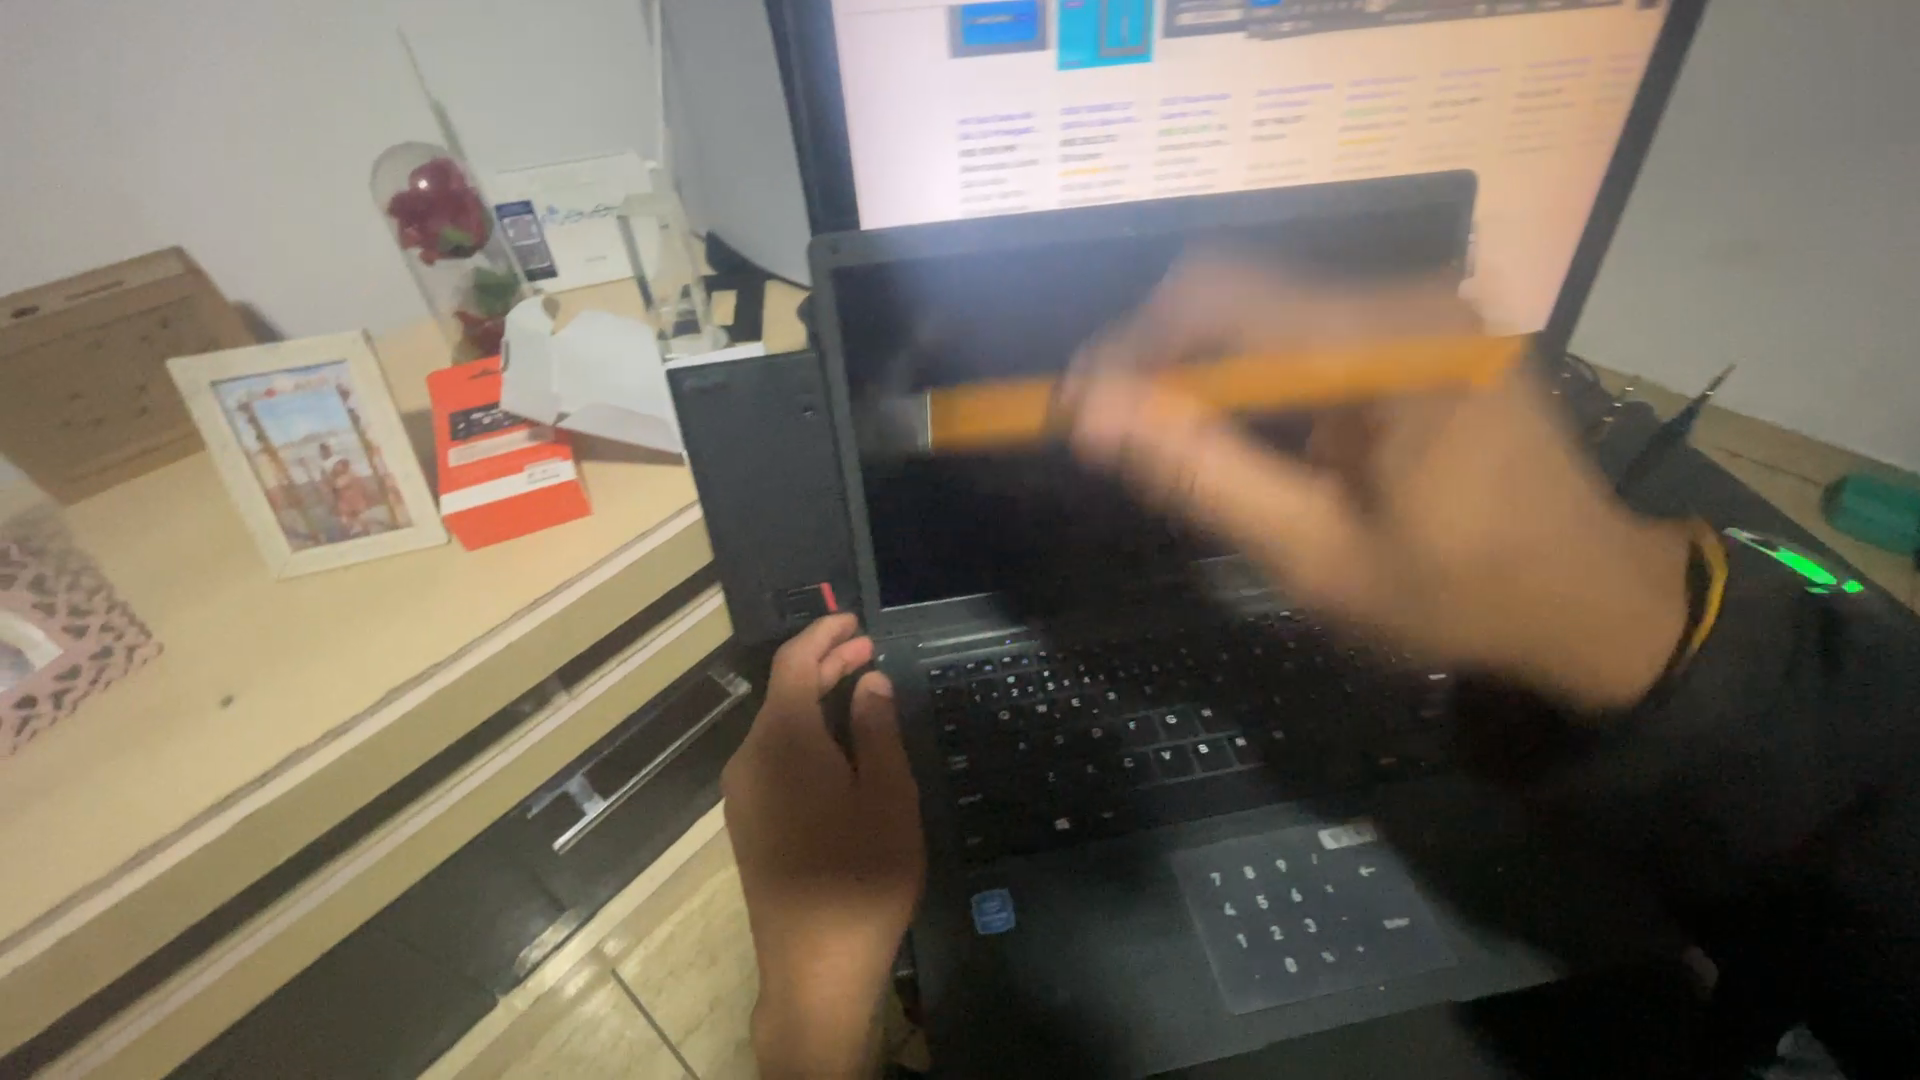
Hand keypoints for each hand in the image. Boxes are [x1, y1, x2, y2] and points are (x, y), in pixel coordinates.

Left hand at [721, 614, 924, 1076]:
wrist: (814, 969)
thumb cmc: (861, 875)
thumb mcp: (887, 795)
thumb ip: (876, 728)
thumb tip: (868, 681)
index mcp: (783, 742)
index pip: (793, 664)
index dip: (823, 634)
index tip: (856, 620)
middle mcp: (750, 758)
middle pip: (784, 691)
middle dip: (825, 664)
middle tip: (870, 651)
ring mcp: (744, 792)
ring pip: (778, 723)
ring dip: (817, 698)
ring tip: (861, 689)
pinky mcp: (748, 820)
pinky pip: (773, 753)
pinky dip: (806, 731)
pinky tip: (838, 743)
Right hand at [1066, 257, 1689, 710]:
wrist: (1590, 602)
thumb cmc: (1456, 594)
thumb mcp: (1314, 554)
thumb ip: (1202, 477)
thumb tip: (1093, 416)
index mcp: (1389, 344)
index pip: (1215, 299)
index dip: (1126, 347)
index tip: (1075, 407)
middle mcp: (1406, 299)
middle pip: (1234, 294)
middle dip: (1154, 360)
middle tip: (1111, 432)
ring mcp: (1418, 309)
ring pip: (1261, 310)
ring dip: (1195, 369)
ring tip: (1158, 437)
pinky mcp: (1419, 331)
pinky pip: (1301, 332)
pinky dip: (1244, 376)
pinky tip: (1230, 429)